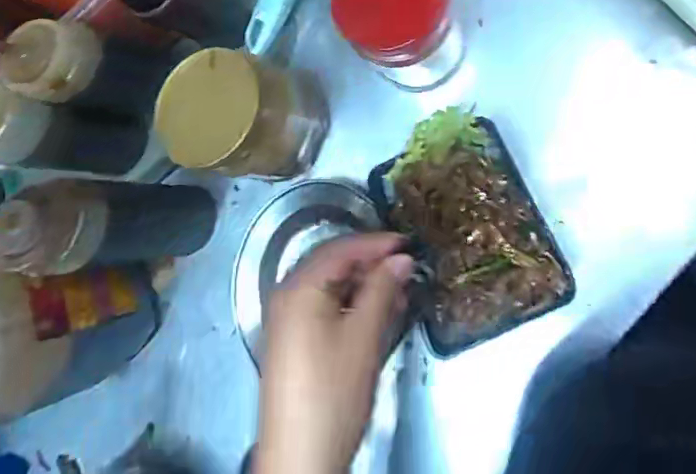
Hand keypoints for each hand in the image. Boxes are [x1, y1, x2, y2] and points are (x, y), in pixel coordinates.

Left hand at [254, 232, 414, 473]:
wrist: (299, 459)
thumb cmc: (332, 394)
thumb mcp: (363, 339)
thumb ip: (382, 291)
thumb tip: (401, 259)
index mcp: (299, 286)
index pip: (340, 249)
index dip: (375, 243)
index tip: (407, 243)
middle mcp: (287, 294)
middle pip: (332, 264)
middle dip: (370, 264)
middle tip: (405, 269)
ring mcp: (287, 318)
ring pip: (330, 287)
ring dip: (363, 285)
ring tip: (399, 293)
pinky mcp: (293, 340)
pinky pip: (324, 307)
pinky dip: (351, 305)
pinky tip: (376, 315)